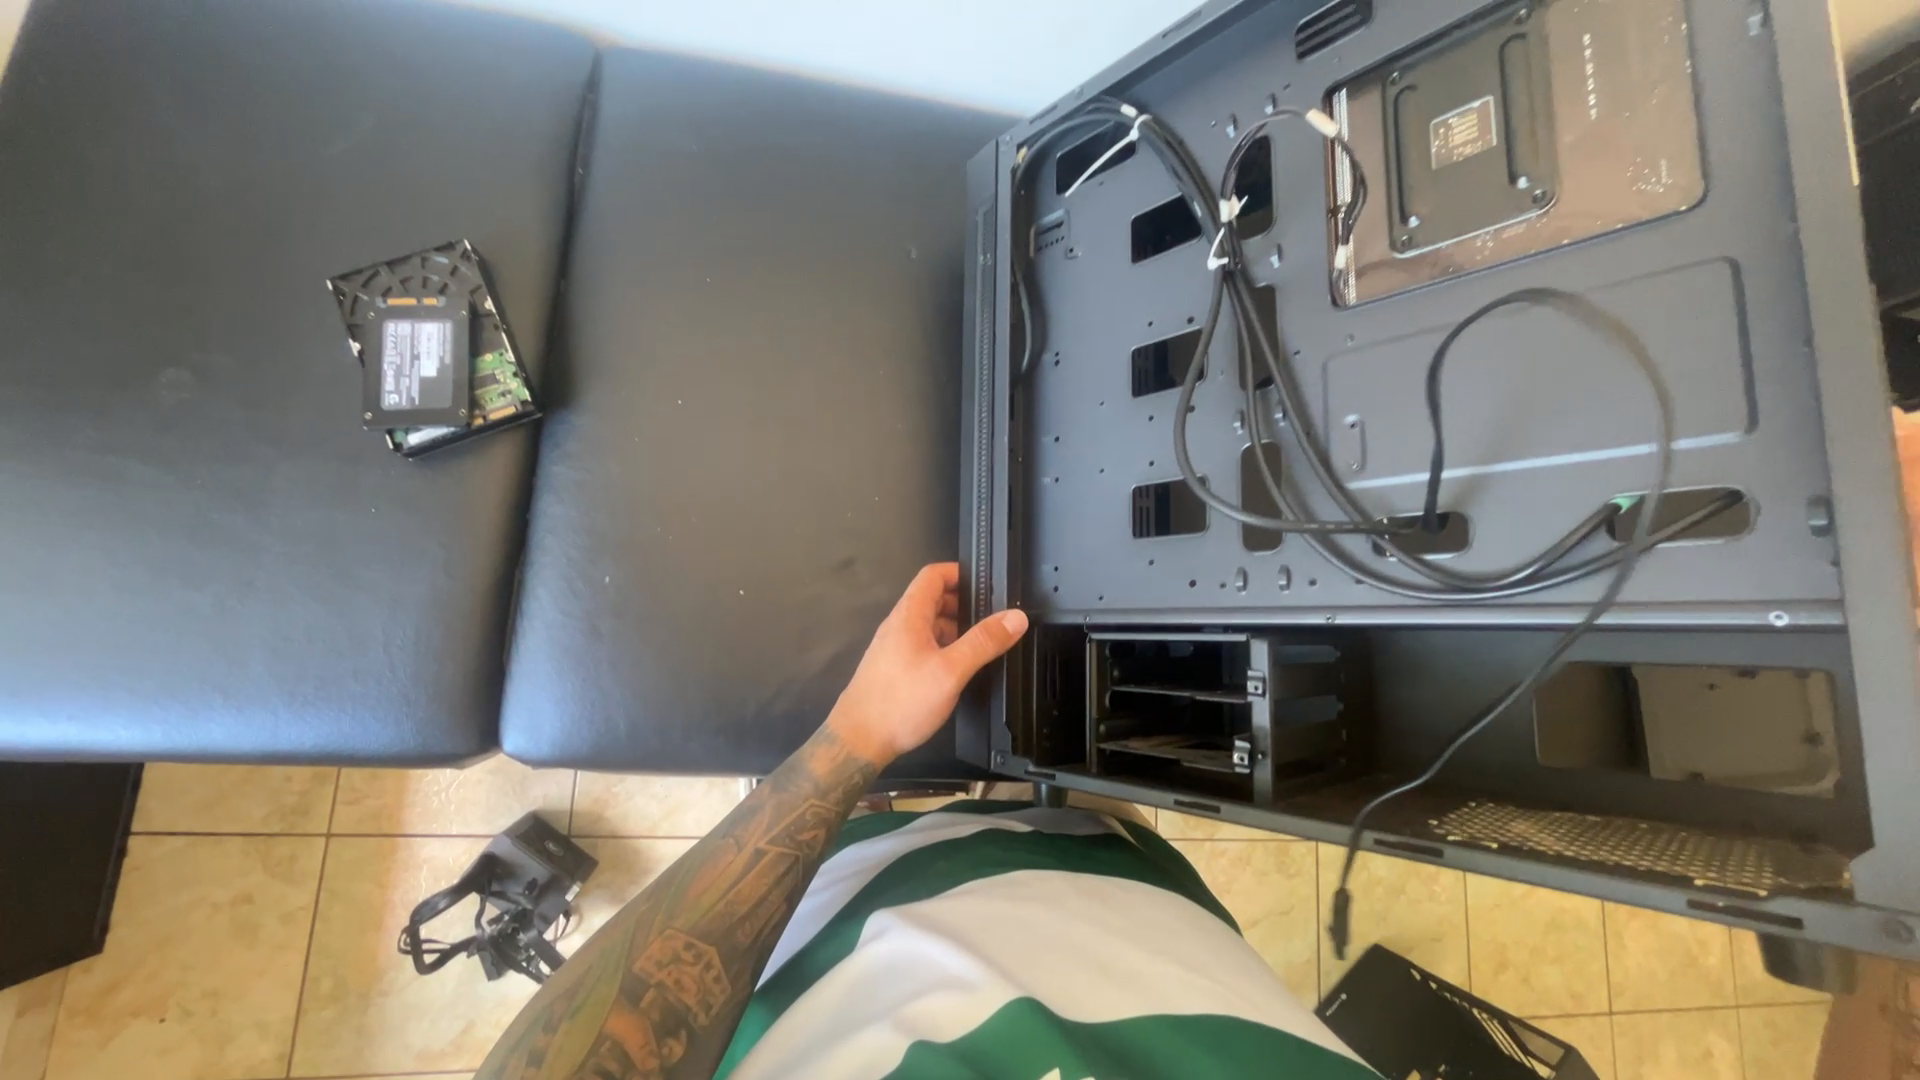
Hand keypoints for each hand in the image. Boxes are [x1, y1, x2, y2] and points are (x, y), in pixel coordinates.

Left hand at [827, 563, 1029, 766]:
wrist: (859, 741)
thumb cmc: (902, 701)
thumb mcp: (950, 671)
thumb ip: (983, 642)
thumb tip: (1016, 616)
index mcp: (909, 615)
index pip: (933, 575)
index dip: (960, 573)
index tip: (987, 585)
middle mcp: (899, 626)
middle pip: (932, 599)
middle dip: (964, 604)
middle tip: (993, 619)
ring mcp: (894, 648)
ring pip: (929, 626)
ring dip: (955, 628)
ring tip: (983, 644)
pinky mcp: (894, 669)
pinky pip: (923, 647)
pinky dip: (944, 648)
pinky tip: (959, 669)